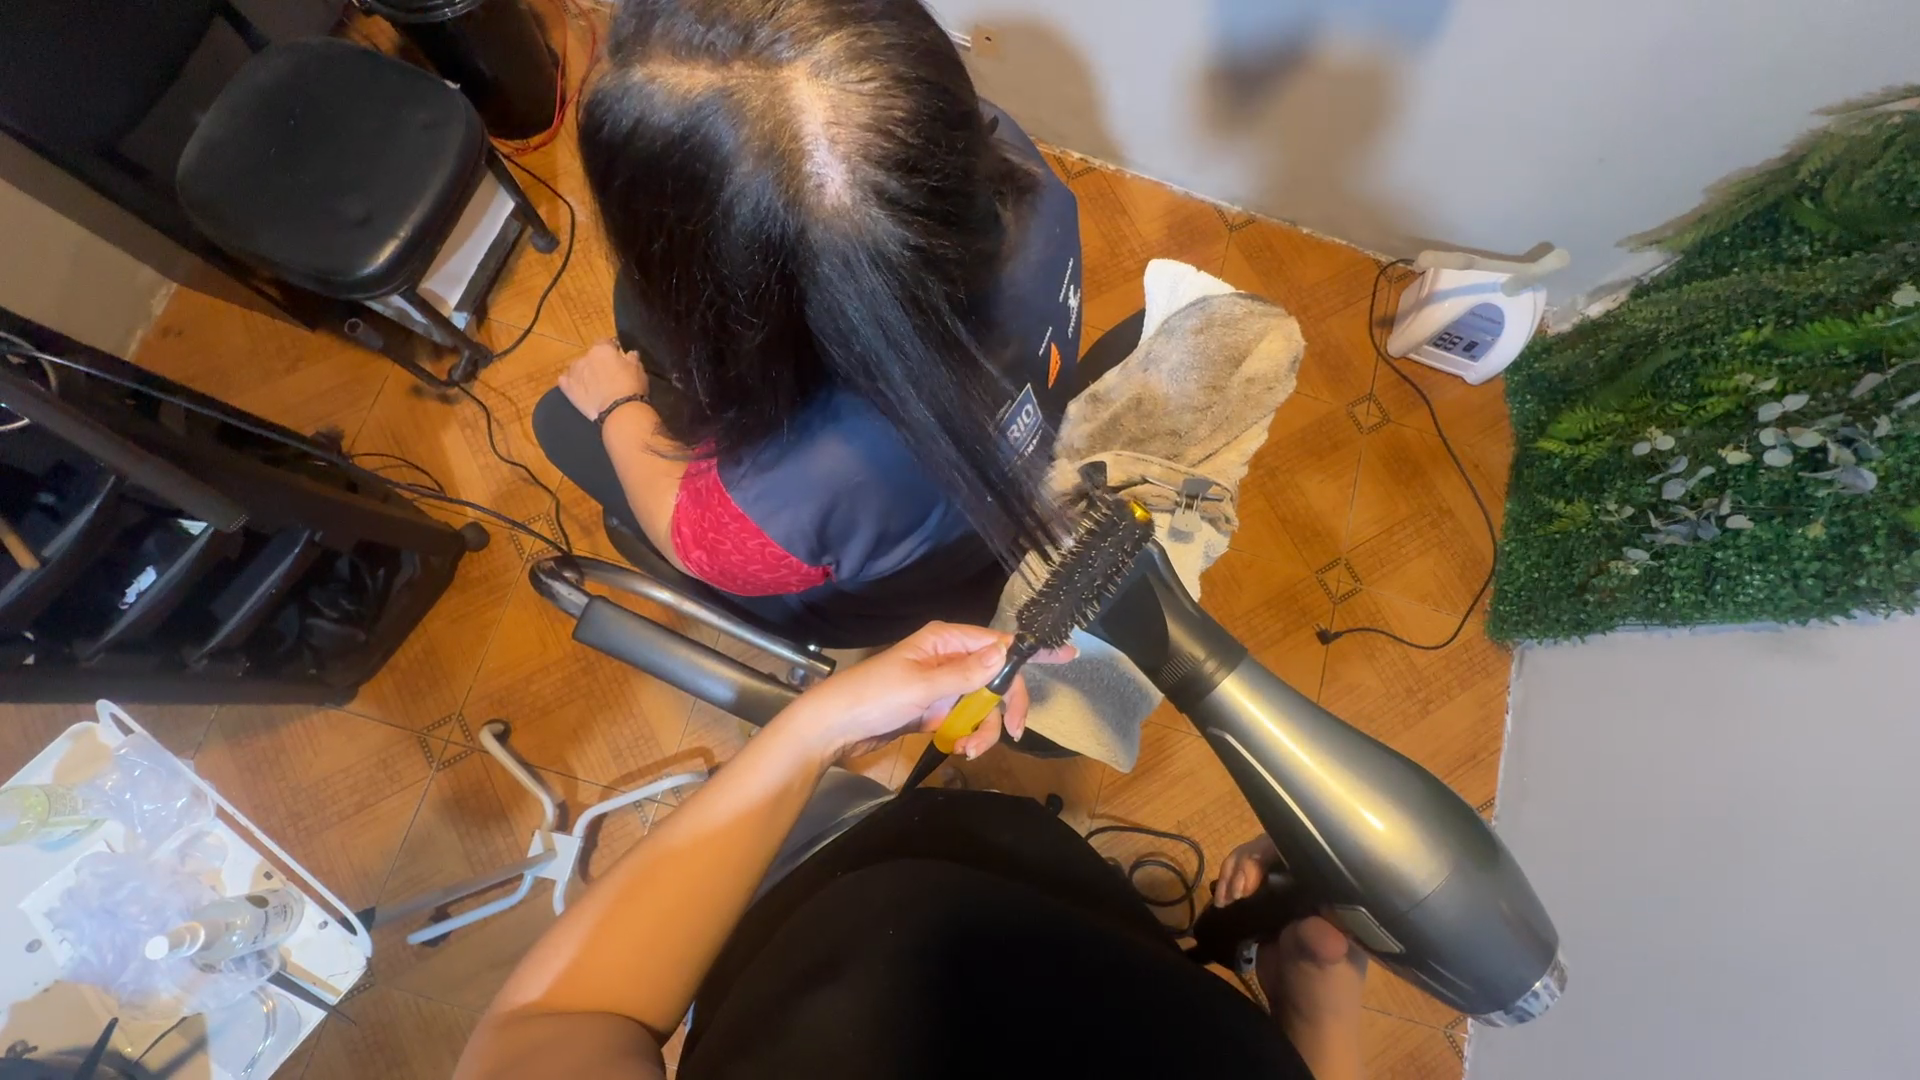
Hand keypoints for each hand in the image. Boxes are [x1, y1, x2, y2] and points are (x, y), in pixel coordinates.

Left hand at [559, 341, 648, 420]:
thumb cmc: (632, 387)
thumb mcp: (638, 370)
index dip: (612, 350)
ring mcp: (573, 372)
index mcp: (602, 349)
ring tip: (595, 386)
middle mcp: (585, 356)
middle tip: (609, 375)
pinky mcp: (567, 388)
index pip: (605, 342)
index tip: (618, 358)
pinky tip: (581, 390)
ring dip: (585, 373)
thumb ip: (632, 358)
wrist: (619, 410)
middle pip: (590, 356)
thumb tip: (630, 353)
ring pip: (578, 368)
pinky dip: (572, 384)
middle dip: (598, 363)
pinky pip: (566, 381)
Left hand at [779, 622, 1074, 761]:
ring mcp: (944, 685)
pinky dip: (968, 736)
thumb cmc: (874, 695)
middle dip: (1006, 707)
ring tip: (968, 750)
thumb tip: (1005, 653)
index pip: (998, 643)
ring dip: (983, 730)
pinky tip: (958, 750)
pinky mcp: (937, 710)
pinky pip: (967, 721)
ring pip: (984, 705)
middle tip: (1015, 733)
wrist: (834, 727)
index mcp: (946, 639)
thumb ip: (966, 673)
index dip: (1031, 652)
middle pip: (997, 678)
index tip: (1067, 654)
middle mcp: (949, 657)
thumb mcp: (921, 684)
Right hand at [1217, 836, 1365, 1079]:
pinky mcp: (1266, 905)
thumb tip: (1318, 927)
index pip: (1302, 846)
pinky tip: (1223, 901)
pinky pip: (1243, 880)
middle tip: (1232, 894)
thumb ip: (1319, 941)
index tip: (1251, 880)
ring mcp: (1287, 893)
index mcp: (1334, 889)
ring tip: (1224, 900)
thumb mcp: (1325, 964)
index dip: (1270, 853)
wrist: (1301, 1022)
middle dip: (1245, 864)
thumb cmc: (1324, 991)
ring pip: (1254, 861)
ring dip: (1232, 874)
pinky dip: (1229, 884)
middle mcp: (1311, 883)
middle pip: (1272, 849)